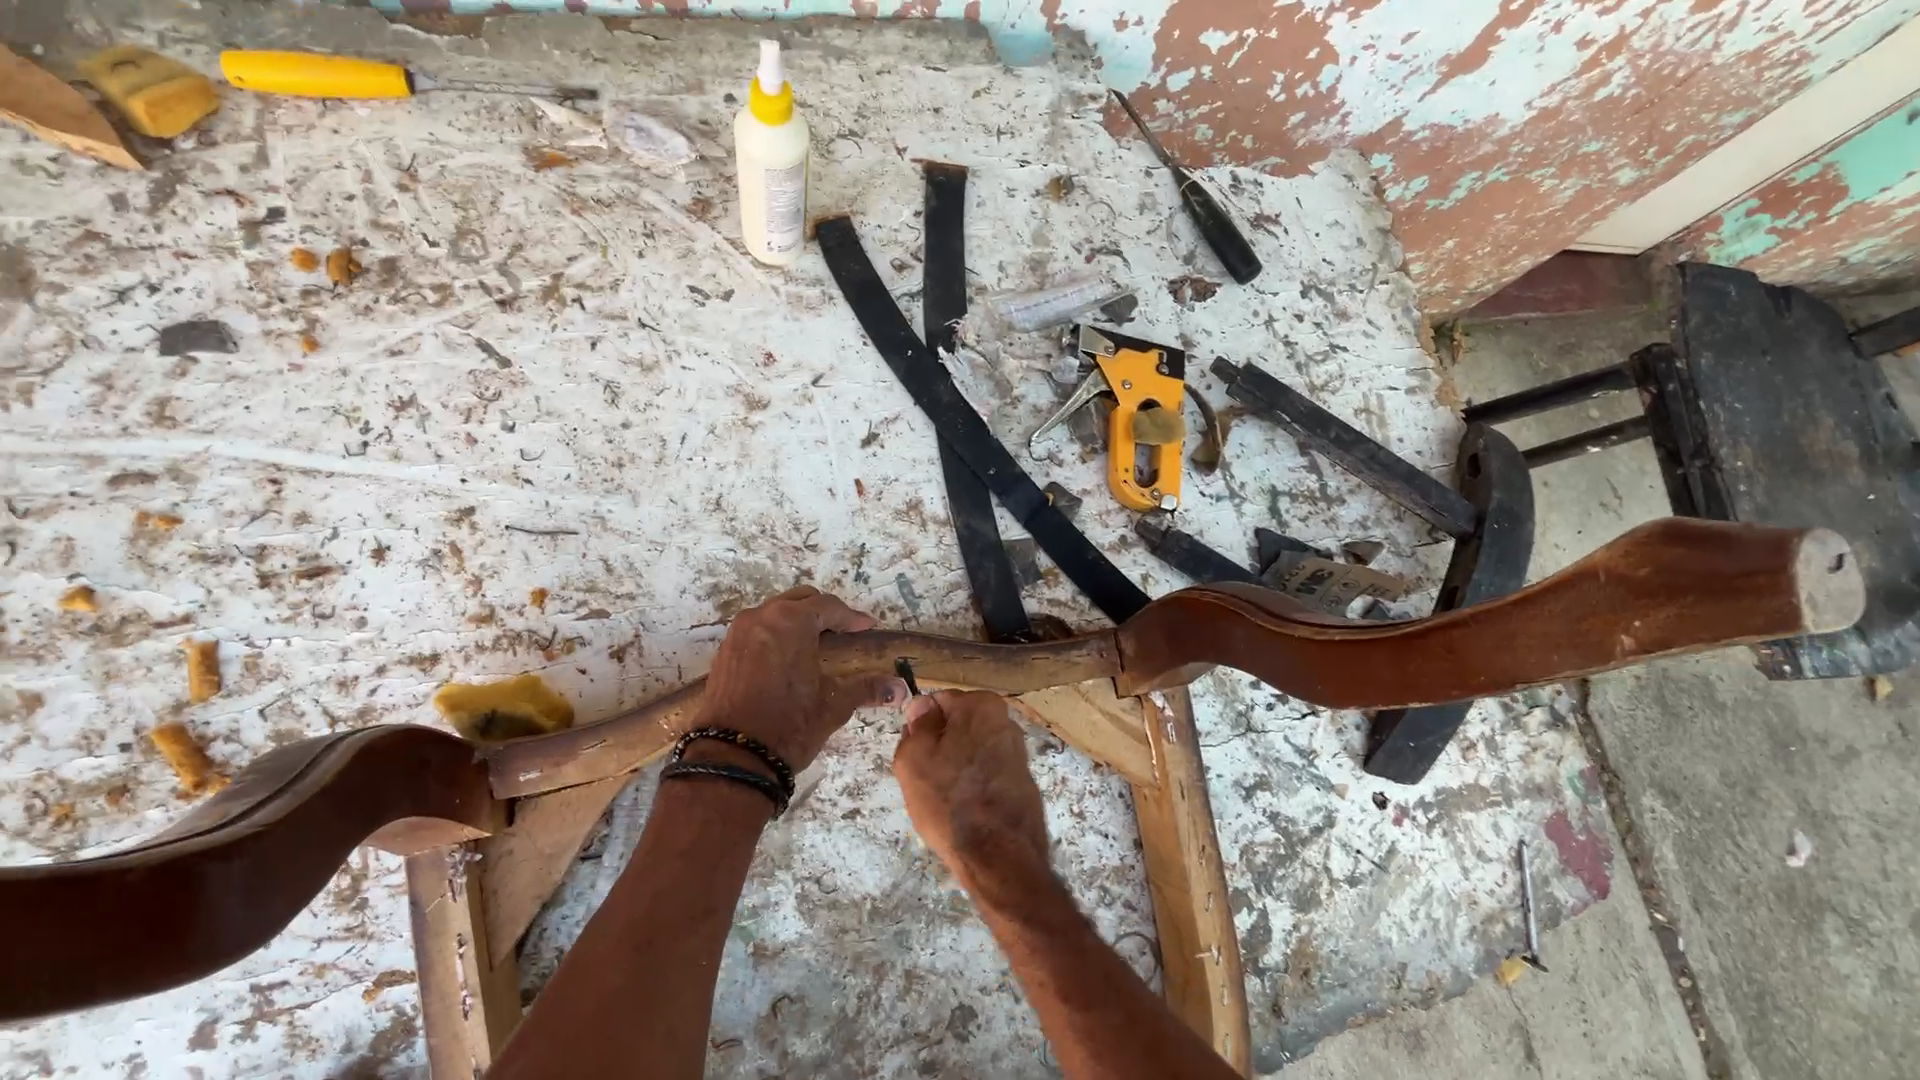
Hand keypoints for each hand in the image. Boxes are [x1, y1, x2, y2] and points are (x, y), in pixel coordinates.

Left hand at [694, 586, 906, 771]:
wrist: (732, 758)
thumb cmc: (789, 725)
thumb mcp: (833, 705)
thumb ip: (866, 688)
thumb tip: (900, 689)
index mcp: (792, 621)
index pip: (828, 607)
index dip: (851, 618)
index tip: (867, 628)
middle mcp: (762, 617)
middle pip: (799, 602)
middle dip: (823, 614)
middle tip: (844, 634)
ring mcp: (738, 633)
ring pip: (774, 614)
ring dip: (797, 623)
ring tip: (817, 647)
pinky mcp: (725, 653)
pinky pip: (757, 631)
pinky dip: (776, 637)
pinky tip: (788, 661)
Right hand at [892, 690, 1049, 900]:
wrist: (998, 857)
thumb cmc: (949, 800)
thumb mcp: (914, 758)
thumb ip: (917, 724)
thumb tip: (922, 706)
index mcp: (981, 706)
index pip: (937, 702)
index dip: (919, 727)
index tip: (914, 755)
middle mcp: (1006, 721)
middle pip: (956, 726)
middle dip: (939, 747)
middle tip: (925, 779)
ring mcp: (1018, 753)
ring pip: (970, 751)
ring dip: (954, 768)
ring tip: (943, 798)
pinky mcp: (1022, 782)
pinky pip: (985, 774)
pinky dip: (972, 785)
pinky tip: (963, 809)